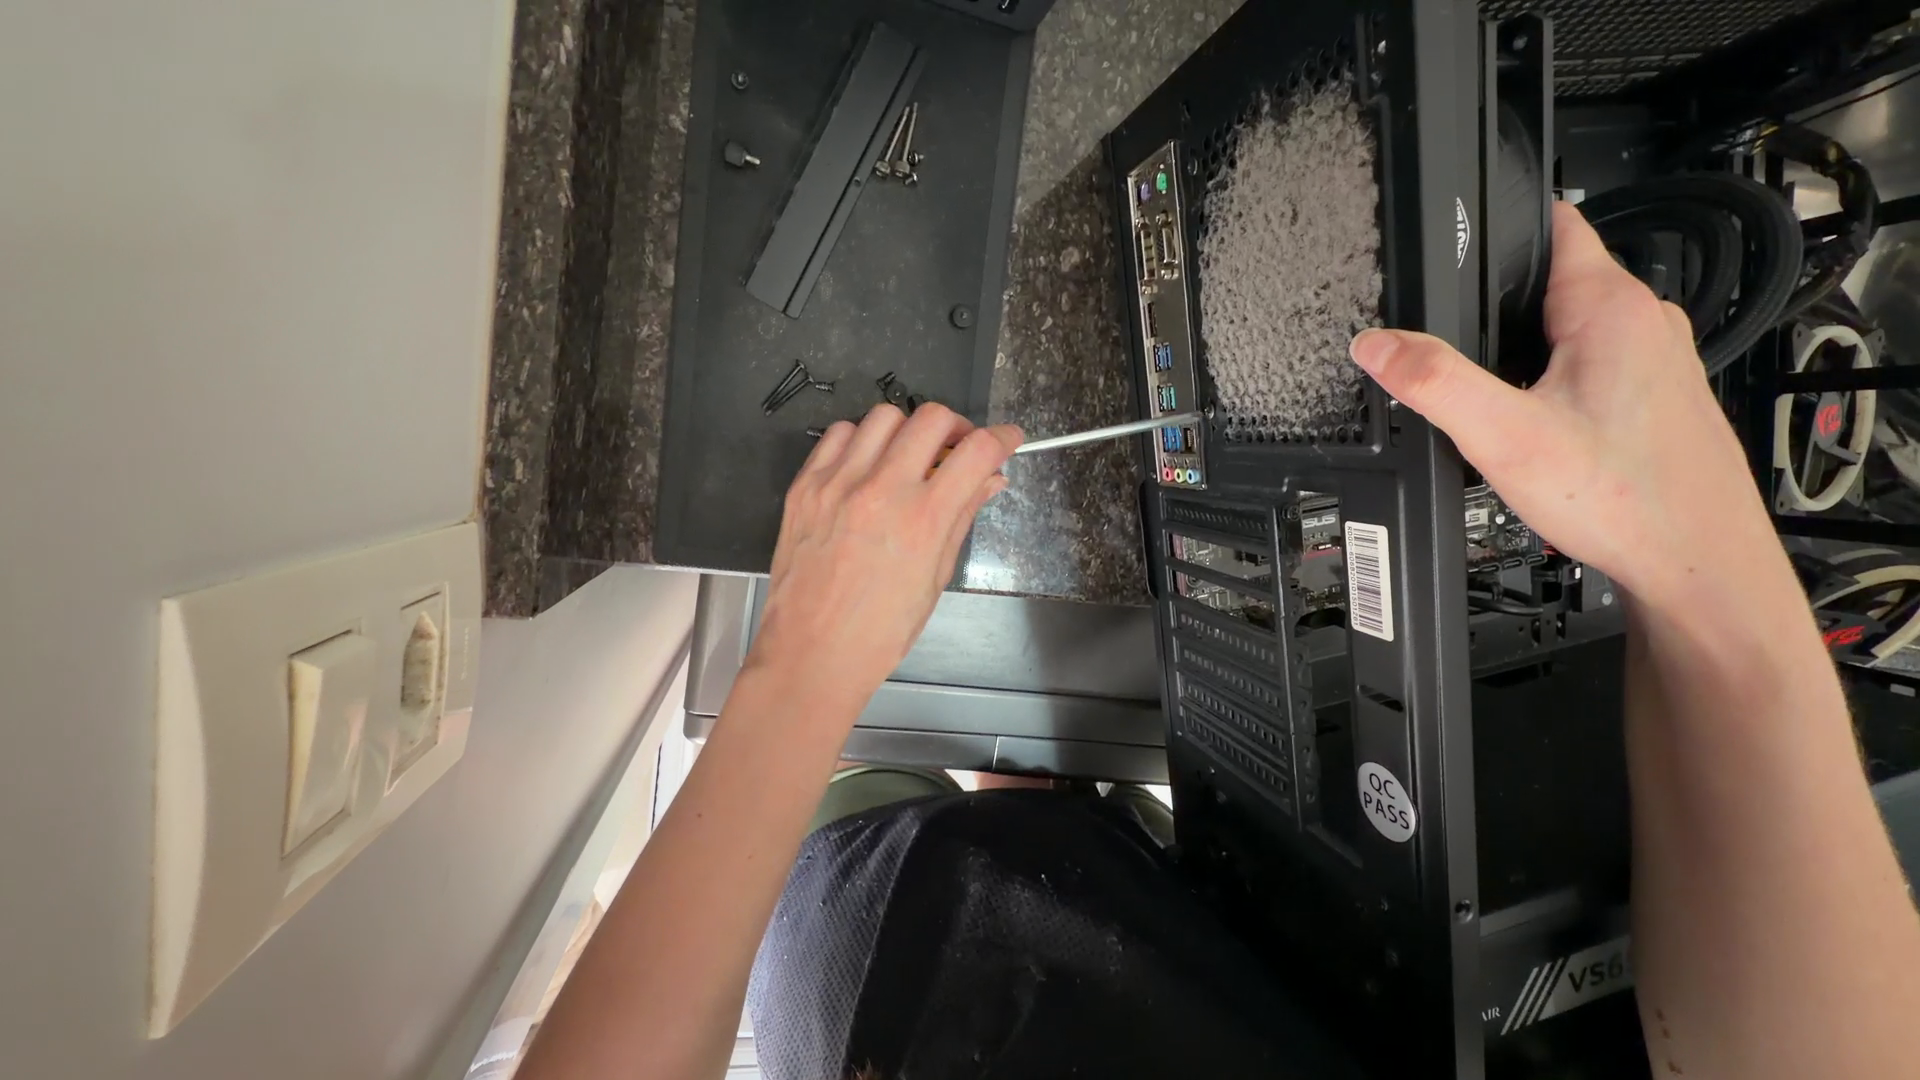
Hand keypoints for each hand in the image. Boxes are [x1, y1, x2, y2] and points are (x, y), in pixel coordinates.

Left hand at [746, 403, 1022, 708]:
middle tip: (958, 452)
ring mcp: (838, 483)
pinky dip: (863, 440)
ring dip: (909, 431)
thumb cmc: (881, 630)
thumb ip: (962, 517)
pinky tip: (869, 466)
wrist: (812, 652)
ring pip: (885, 416)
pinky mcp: (806, 486)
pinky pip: (840, 434)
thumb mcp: (936, 577)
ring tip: (910, 459)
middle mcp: (881, 490)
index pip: (978, 451)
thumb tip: (991, 480)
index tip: (1008, 440)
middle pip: (933, 418)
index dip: (1003, 438)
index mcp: (922, 519)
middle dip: (958, 428)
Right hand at [1348, 202, 1788, 612]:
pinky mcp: (1649, 399)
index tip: (1457, 226)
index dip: (1502, 221)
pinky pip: (1585, 364)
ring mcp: (1651, 363)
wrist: (1693, 564)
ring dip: (1519, 338)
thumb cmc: (1621, 497)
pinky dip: (1543, 373)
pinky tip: (1518, 415)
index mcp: (1612, 311)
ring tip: (1468, 371)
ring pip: (1569, 327)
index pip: (1559, 229)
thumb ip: (1434, 382)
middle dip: (1494, 294)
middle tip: (1437, 319)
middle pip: (1554, 281)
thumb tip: (1375, 343)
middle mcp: (1642, 326)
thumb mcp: (1503, 435)